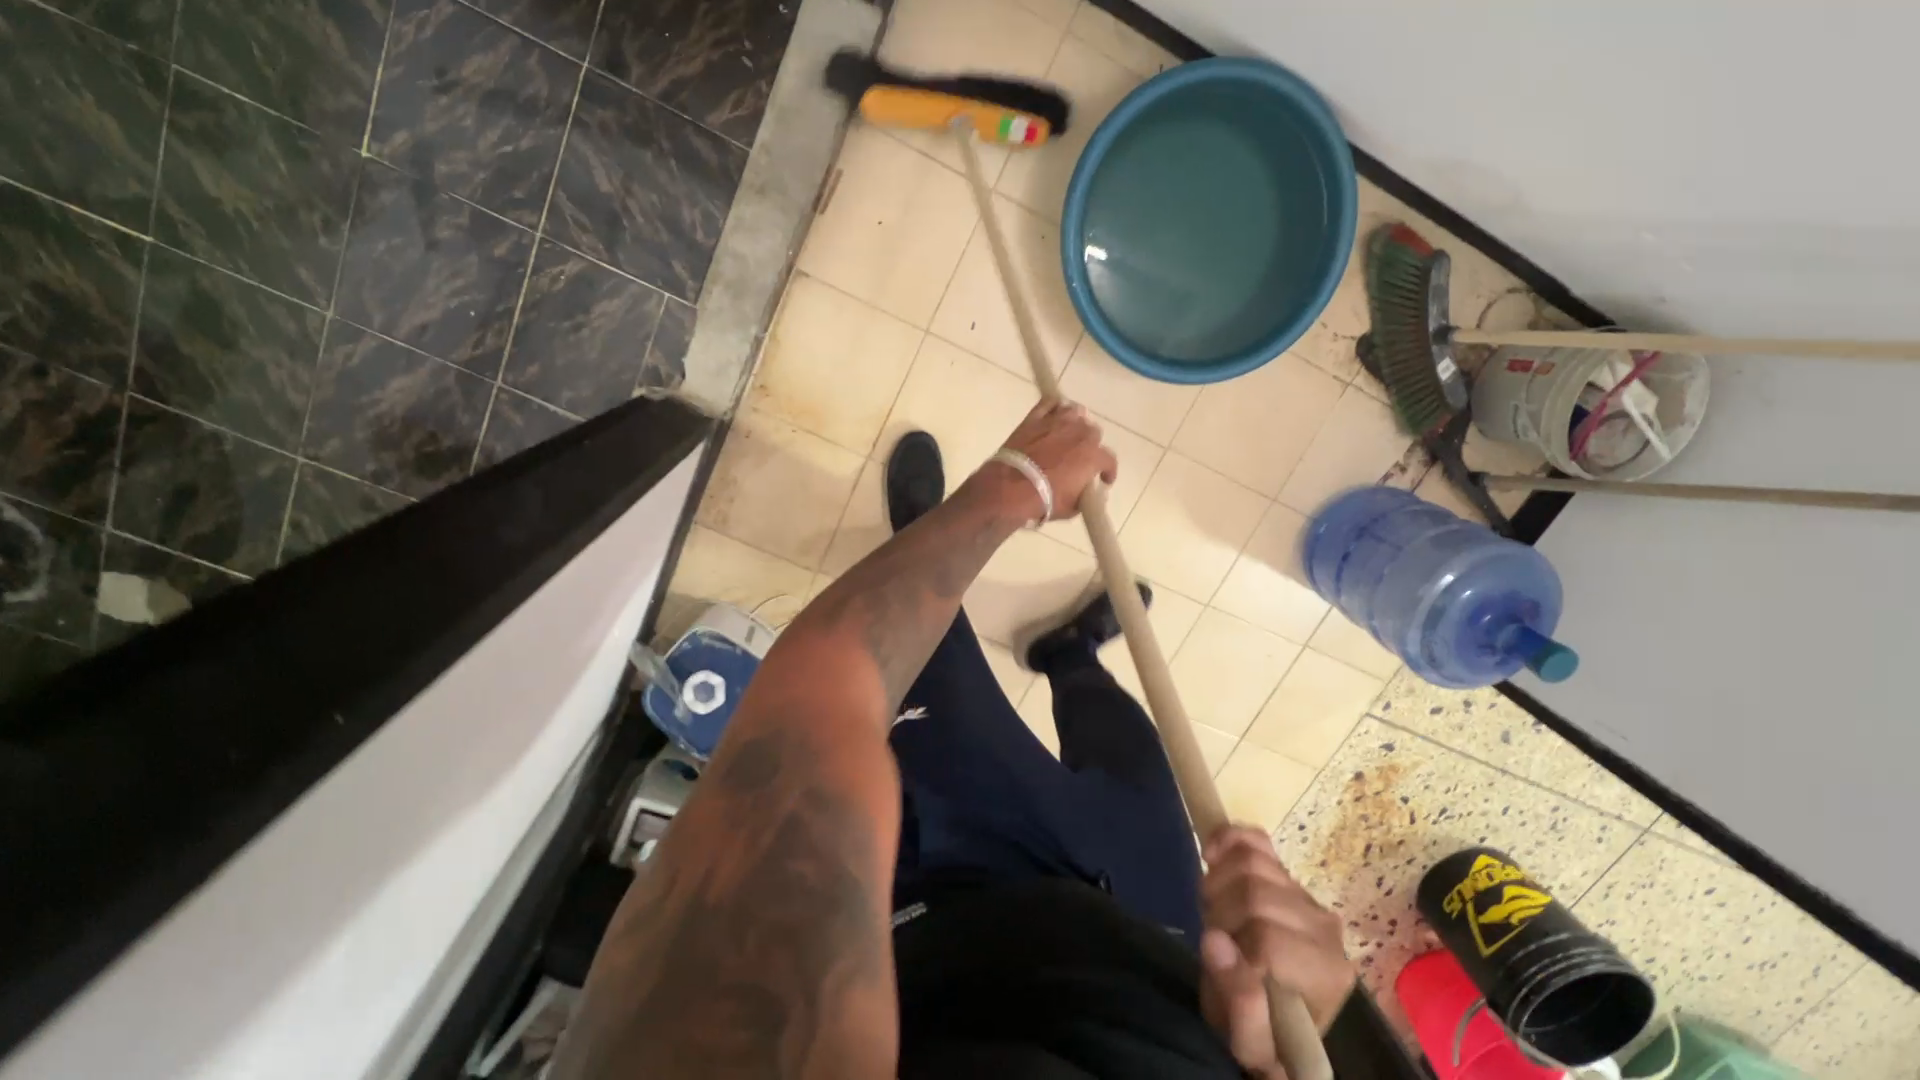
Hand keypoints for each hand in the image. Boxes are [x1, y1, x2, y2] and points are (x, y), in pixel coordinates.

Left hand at [997, 399, 1116, 520]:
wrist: (1010, 488)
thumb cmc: (1044, 500)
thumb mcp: (1072, 507)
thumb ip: (1085, 496)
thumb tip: (1089, 491)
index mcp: (1093, 456)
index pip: (1110, 460)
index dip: (1109, 470)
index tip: (1104, 479)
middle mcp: (1080, 433)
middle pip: (1093, 432)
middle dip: (1090, 445)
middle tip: (1081, 456)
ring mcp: (1057, 421)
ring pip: (1075, 412)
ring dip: (1076, 422)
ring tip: (1070, 432)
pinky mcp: (1035, 417)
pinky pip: (1050, 403)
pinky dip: (1055, 407)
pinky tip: (1054, 415)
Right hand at [1199, 827, 1355, 1076]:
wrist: (1277, 1018)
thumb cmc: (1266, 1036)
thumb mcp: (1249, 1043)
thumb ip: (1240, 1004)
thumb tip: (1215, 941)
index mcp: (1324, 973)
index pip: (1267, 938)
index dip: (1232, 946)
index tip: (1220, 965)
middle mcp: (1326, 929)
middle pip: (1255, 894)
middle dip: (1219, 914)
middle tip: (1214, 939)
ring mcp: (1308, 898)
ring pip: (1251, 861)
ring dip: (1217, 884)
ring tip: (1216, 913)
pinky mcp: (1288, 877)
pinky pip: (1257, 840)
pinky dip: (1228, 839)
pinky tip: (1213, 855)